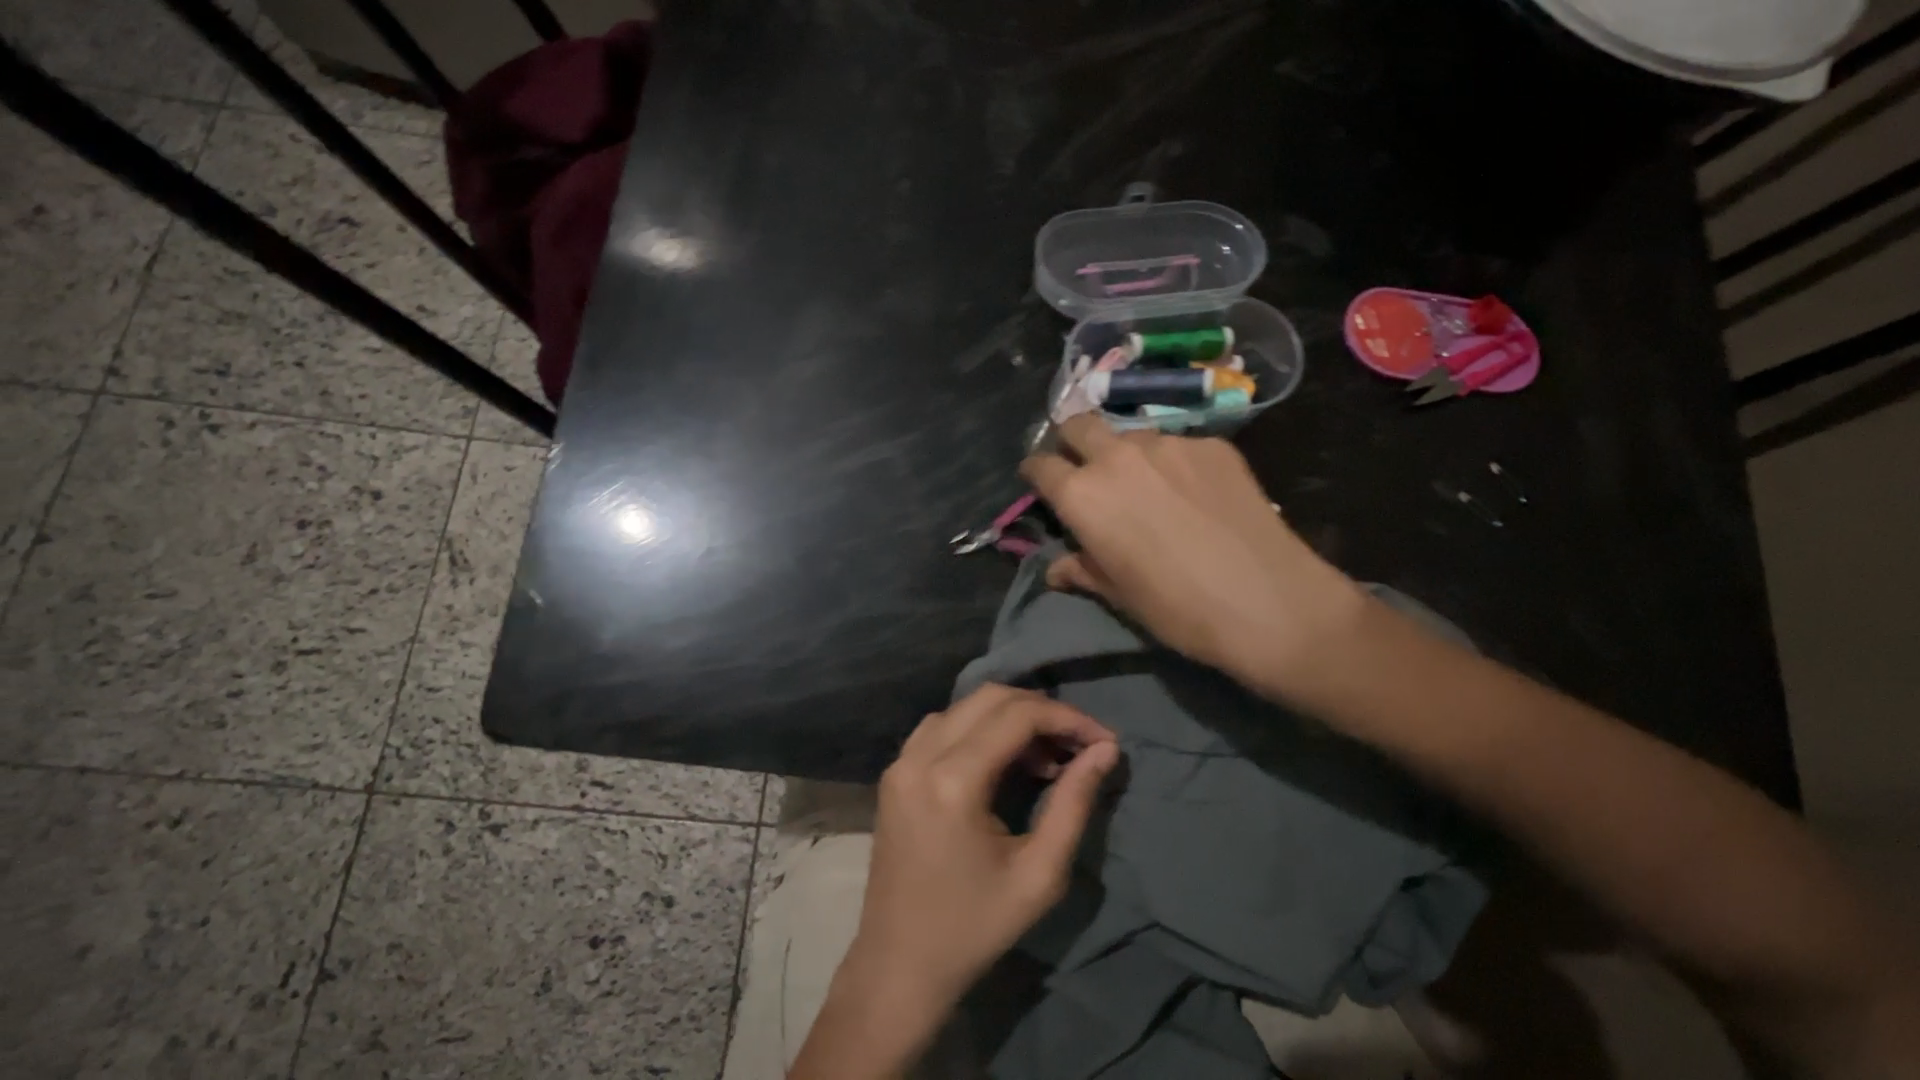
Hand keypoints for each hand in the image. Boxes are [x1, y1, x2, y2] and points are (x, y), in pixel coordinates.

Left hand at [847, 684, 1119, 1008]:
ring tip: (1047, 759)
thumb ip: (1074, 803)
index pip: (1018, 715)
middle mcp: (919, 758)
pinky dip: (979, 729)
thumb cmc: (975, 926)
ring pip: (964, 707)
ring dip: (1010, 718)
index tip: (1104, 741)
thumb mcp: (1040, 873)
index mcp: (953, 782)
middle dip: (1042, 711)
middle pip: (990, 697)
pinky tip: (1004, 762)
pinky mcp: (894, 775)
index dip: (1068, 718)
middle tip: (1079, 746)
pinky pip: (941, 727)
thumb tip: (1104, 750)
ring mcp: (900, 763)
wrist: (900, 963)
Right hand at [1020, 414, 1365, 692]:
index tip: (1041, 484)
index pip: (1040, 464)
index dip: (1037, 474)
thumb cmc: (1177, 609)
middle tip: (1086, 470)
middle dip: (1073, 442)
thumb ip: (1083, 570)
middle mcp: (1118, 456)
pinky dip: (1174, 464)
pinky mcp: (1212, 445)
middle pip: (1079, 425)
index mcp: (1082, 495)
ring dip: (1126, 453)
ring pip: (1132, 435)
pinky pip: (1178, 445)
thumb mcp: (1119, 596)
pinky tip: (1196, 495)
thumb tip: (1057, 568)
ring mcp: (1169, 444)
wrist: (1267, 601)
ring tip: (1149, 486)